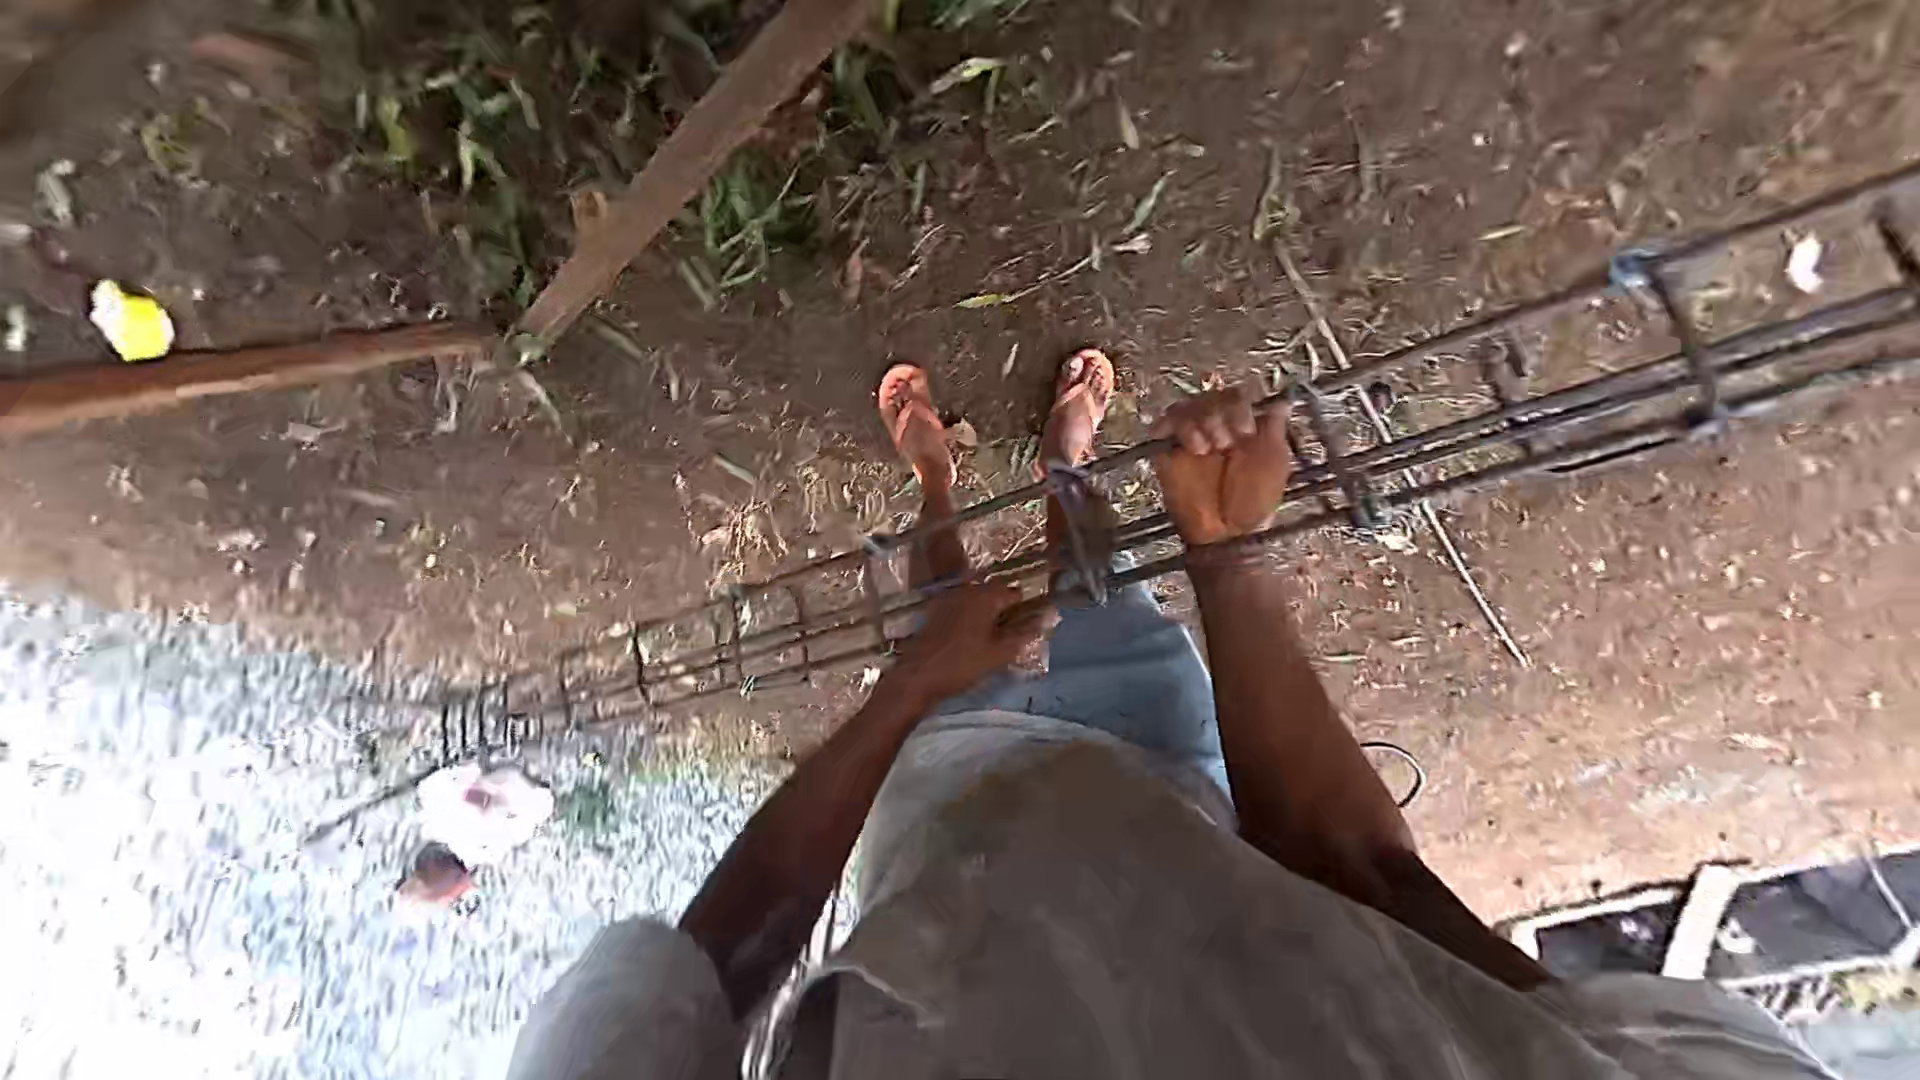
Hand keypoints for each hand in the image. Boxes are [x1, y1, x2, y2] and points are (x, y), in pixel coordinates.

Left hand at [880, 581, 1051, 707]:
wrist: (918, 675)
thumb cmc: (962, 664)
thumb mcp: (1000, 653)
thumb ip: (1025, 633)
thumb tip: (1047, 616)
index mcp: (985, 596)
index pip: (1014, 592)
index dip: (1025, 605)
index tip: (1031, 620)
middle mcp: (967, 590)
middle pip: (994, 591)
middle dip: (1006, 606)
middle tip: (1013, 629)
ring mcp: (948, 598)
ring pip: (976, 597)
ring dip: (987, 610)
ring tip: (994, 633)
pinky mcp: (935, 610)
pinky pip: (961, 605)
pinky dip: (970, 614)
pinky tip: (971, 634)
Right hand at [1150, 384, 1292, 545]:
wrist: (1225, 533)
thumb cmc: (1255, 502)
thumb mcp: (1274, 462)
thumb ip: (1274, 429)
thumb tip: (1282, 400)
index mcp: (1242, 425)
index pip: (1236, 395)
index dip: (1240, 406)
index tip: (1247, 431)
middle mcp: (1214, 427)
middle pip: (1210, 397)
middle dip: (1221, 415)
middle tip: (1227, 444)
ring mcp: (1189, 439)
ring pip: (1186, 407)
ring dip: (1201, 422)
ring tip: (1209, 449)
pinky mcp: (1167, 453)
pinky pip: (1163, 426)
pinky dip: (1177, 429)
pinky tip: (1193, 448)